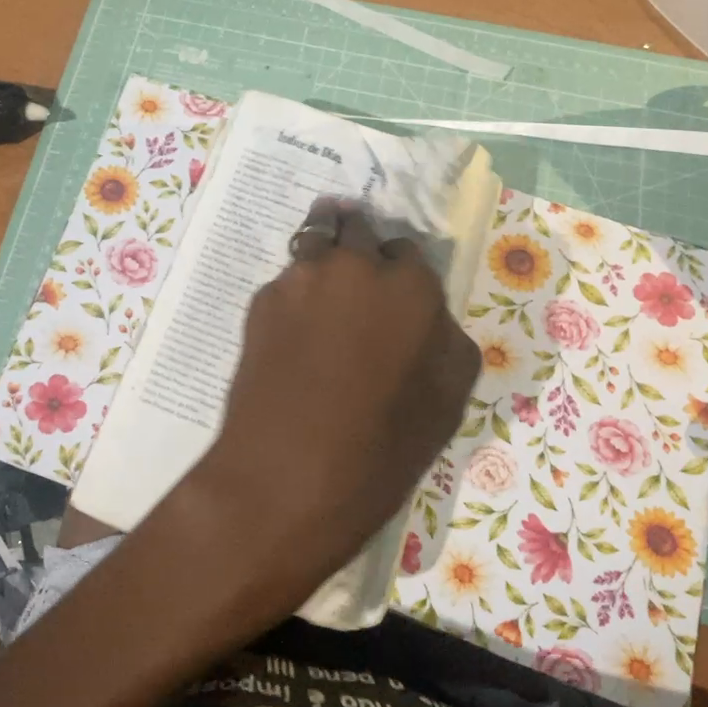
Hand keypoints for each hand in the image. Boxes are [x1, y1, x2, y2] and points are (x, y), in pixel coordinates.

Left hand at [188, 199, 479, 582]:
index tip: (398, 298)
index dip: (404, 274)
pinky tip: (293, 337)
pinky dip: (294, 297)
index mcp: (410, 286)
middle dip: (361, 249)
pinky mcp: (260, 300)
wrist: (284, 478)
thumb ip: (446, 339)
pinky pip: (286, 283)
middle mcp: (354, 266)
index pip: (409, 249)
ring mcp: (300, 278)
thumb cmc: (381, 449)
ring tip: (324, 301)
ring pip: (316, 245)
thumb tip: (429, 316)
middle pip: (356, 228)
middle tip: (359, 288)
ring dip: (324, 261)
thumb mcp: (448, 400)